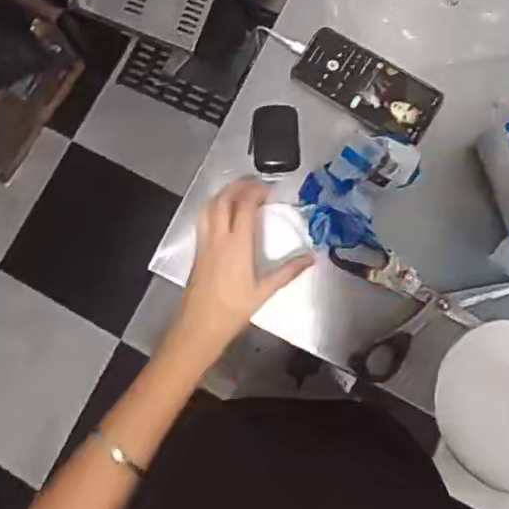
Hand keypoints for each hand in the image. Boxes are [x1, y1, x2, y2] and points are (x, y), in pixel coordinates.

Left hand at [171, 180, 314, 360]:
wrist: (200, 325)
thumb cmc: (232, 310)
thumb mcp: (264, 291)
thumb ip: (288, 272)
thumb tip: (311, 258)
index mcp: (236, 245)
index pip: (244, 207)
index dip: (255, 192)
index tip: (268, 189)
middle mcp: (218, 238)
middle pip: (223, 200)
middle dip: (238, 186)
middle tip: (253, 183)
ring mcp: (204, 243)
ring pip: (208, 207)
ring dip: (223, 194)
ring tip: (238, 191)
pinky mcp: (197, 251)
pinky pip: (202, 219)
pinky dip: (212, 207)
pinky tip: (221, 213)